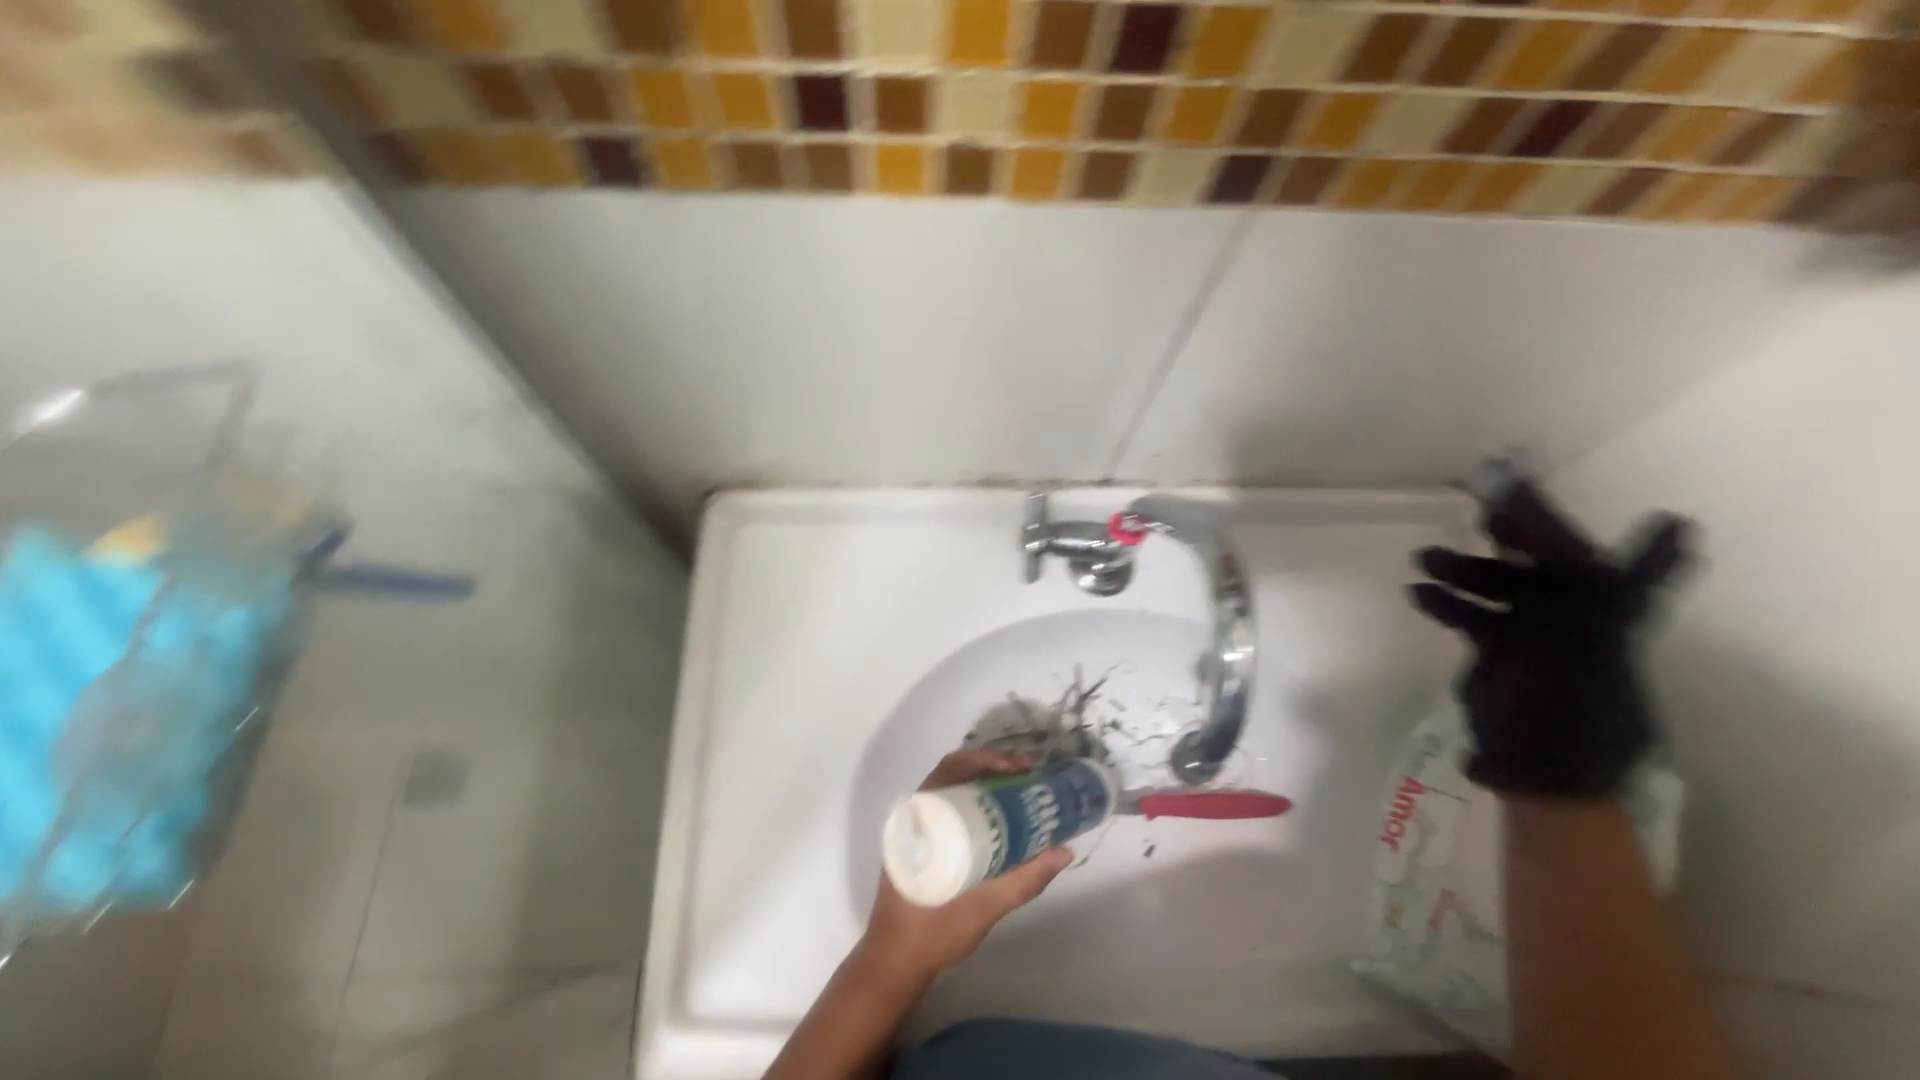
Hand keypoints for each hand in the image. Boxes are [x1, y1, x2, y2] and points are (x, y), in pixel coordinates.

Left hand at [854, 750, 1074, 988]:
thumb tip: (1065, 851)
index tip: (1021, 769)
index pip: (952, 769)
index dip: (988, 760)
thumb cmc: (934, 932)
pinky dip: (973, 804)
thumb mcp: (986, 907)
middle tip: (1029, 776)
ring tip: (1021, 791)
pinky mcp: (917, 844)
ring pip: (950, 790)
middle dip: (993, 767)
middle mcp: (912, 816)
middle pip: (953, 773)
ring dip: (984, 785)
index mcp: (921, 820)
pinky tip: (999, 819)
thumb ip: (1026, 878)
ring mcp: (912, 829)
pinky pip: (946, 809)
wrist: (894, 962)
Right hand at [1409, 477, 1693, 799]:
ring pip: (1501, 586)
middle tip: (1484, 498)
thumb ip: (1609, 584)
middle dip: (1517, 533)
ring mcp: (1535, 640)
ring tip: (1424, 557)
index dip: (1624, 539)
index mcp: (1610, 618)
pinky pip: (1472, 616)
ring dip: (1465, 568)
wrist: (1538, 780)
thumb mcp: (1596, 643)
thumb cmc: (1571, 713)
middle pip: (1548, 565)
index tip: (1620, 505)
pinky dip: (1447, 603)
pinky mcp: (1498, 657)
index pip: (1618, 564)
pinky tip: (1418, 593)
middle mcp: (1577, 623)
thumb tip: (1679, 526)